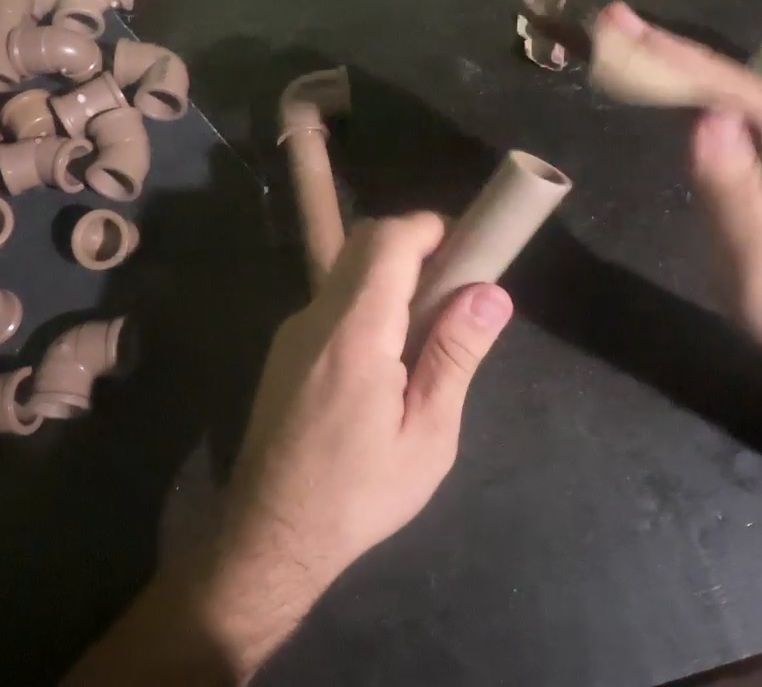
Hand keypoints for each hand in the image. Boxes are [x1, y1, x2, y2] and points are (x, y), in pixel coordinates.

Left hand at [197, 214, 513, 671]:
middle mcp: (317, 317)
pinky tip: (388, 355)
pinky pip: (332, 301)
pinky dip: (367, 300)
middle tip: (455, 287)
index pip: (388, 241)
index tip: (467, 249)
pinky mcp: (285, 348)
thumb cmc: (359, 493)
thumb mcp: (426, 436)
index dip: (429, 228)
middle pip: (364, 243)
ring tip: (429, 326)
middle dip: (414, 244)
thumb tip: (490, 293)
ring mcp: (294, 330)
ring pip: (346, 270)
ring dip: (390, 274)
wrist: (271, 532)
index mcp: (356, 333)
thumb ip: (455, 356)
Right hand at [598, 3, 761, 385]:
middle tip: (618, 20)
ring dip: (682, 67)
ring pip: (737, 98)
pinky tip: (664, 82)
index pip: (752, 100)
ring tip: (628, 40)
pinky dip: (692, 95)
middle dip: (679, 54)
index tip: (638, 38)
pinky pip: (735, 120)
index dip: (693, 67)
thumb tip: (704, 120)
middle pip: (743, 88)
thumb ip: (736, 191)